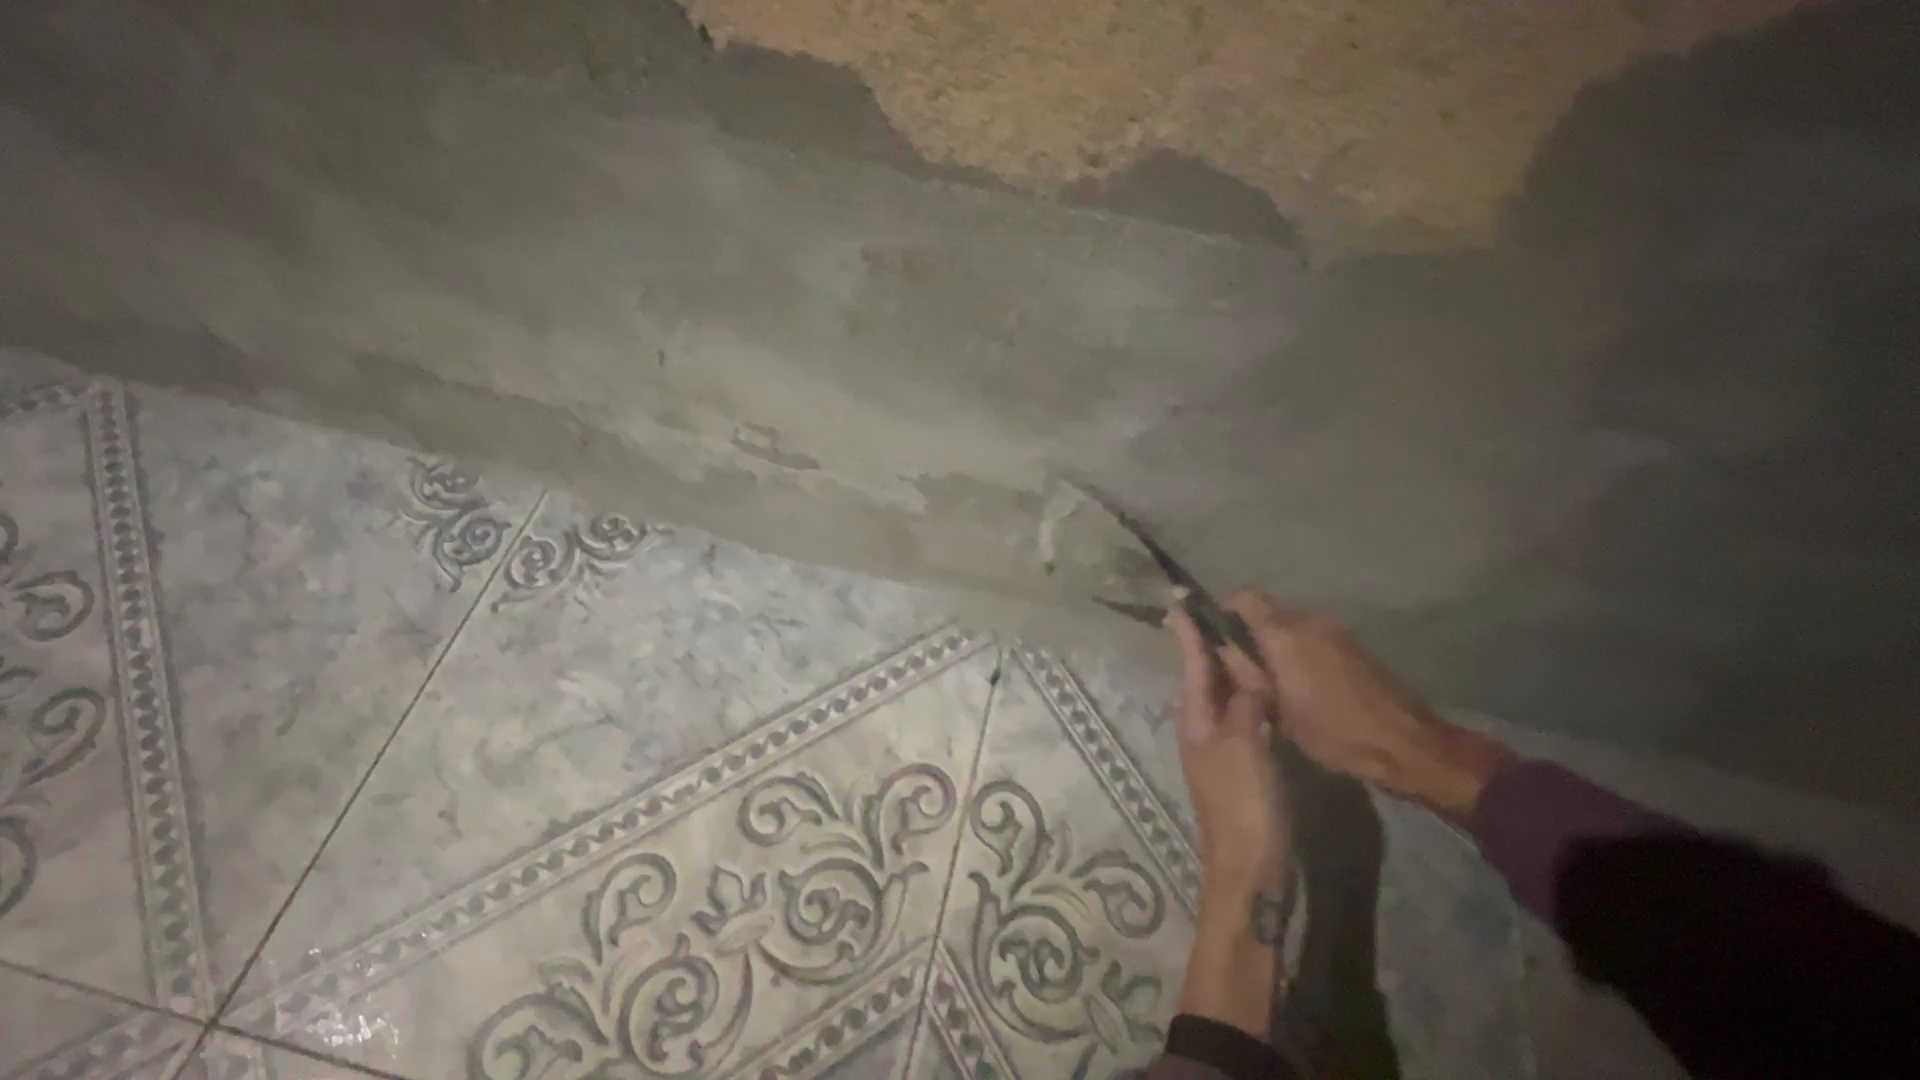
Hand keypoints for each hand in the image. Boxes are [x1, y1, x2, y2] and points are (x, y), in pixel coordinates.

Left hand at [1168, 606, 1291, 900]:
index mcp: (1197, 722)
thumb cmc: (1245, 807)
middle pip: (1207, 679)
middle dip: (1210, 646)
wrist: (1252, 874)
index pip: (1193, 666)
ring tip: (1246, 639)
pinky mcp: (1248, 770)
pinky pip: (1248, 721)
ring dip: (1234, 670)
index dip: (1189, 634)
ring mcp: (1226, 752)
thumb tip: (1249, 675)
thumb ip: (1245, 705)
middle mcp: (1206, 731)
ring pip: (1228, 699)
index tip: (1179, 601)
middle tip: (1219, 610)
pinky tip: (1270, 693)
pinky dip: (1255, 699)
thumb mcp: (1244, 747)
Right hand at [1223, 591, 1514, 821]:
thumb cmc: (1334, 731)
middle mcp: (1308, 620)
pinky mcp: (1349, 646)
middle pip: (1264, 611)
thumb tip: (1216, 647)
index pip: (1242, 599)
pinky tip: (1292, 685)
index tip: (1209, 639)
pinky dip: (1292, 652)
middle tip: (1232, 668)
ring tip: (1262, 681)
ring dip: (1270, 644)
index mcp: (1286, 632)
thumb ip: (1244, 671)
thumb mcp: (1277, 708)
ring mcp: (1333, 631)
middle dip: (1244, 633)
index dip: (1221, 612)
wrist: (1404, 745)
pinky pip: (1307, 637)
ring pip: (1286, 625)